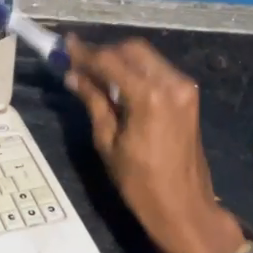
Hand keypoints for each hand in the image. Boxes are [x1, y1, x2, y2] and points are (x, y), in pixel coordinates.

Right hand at [66, 37, 244, 252]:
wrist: (184, 206)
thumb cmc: (140, 182)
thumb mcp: (107, 142)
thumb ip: (93, 101)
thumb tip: (73, 76)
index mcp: (148, 96)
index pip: (109, 60)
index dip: (84, 53)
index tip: (64, 45)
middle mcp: (170, 83)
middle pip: (131, 50)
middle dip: (104, 52)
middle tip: (78, 63)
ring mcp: (184, 88)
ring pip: (146, 57)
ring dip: (120, 59)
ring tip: (95, 73)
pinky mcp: (188, 96)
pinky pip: (157, 70)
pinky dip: (136, 70)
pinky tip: (118, 84)